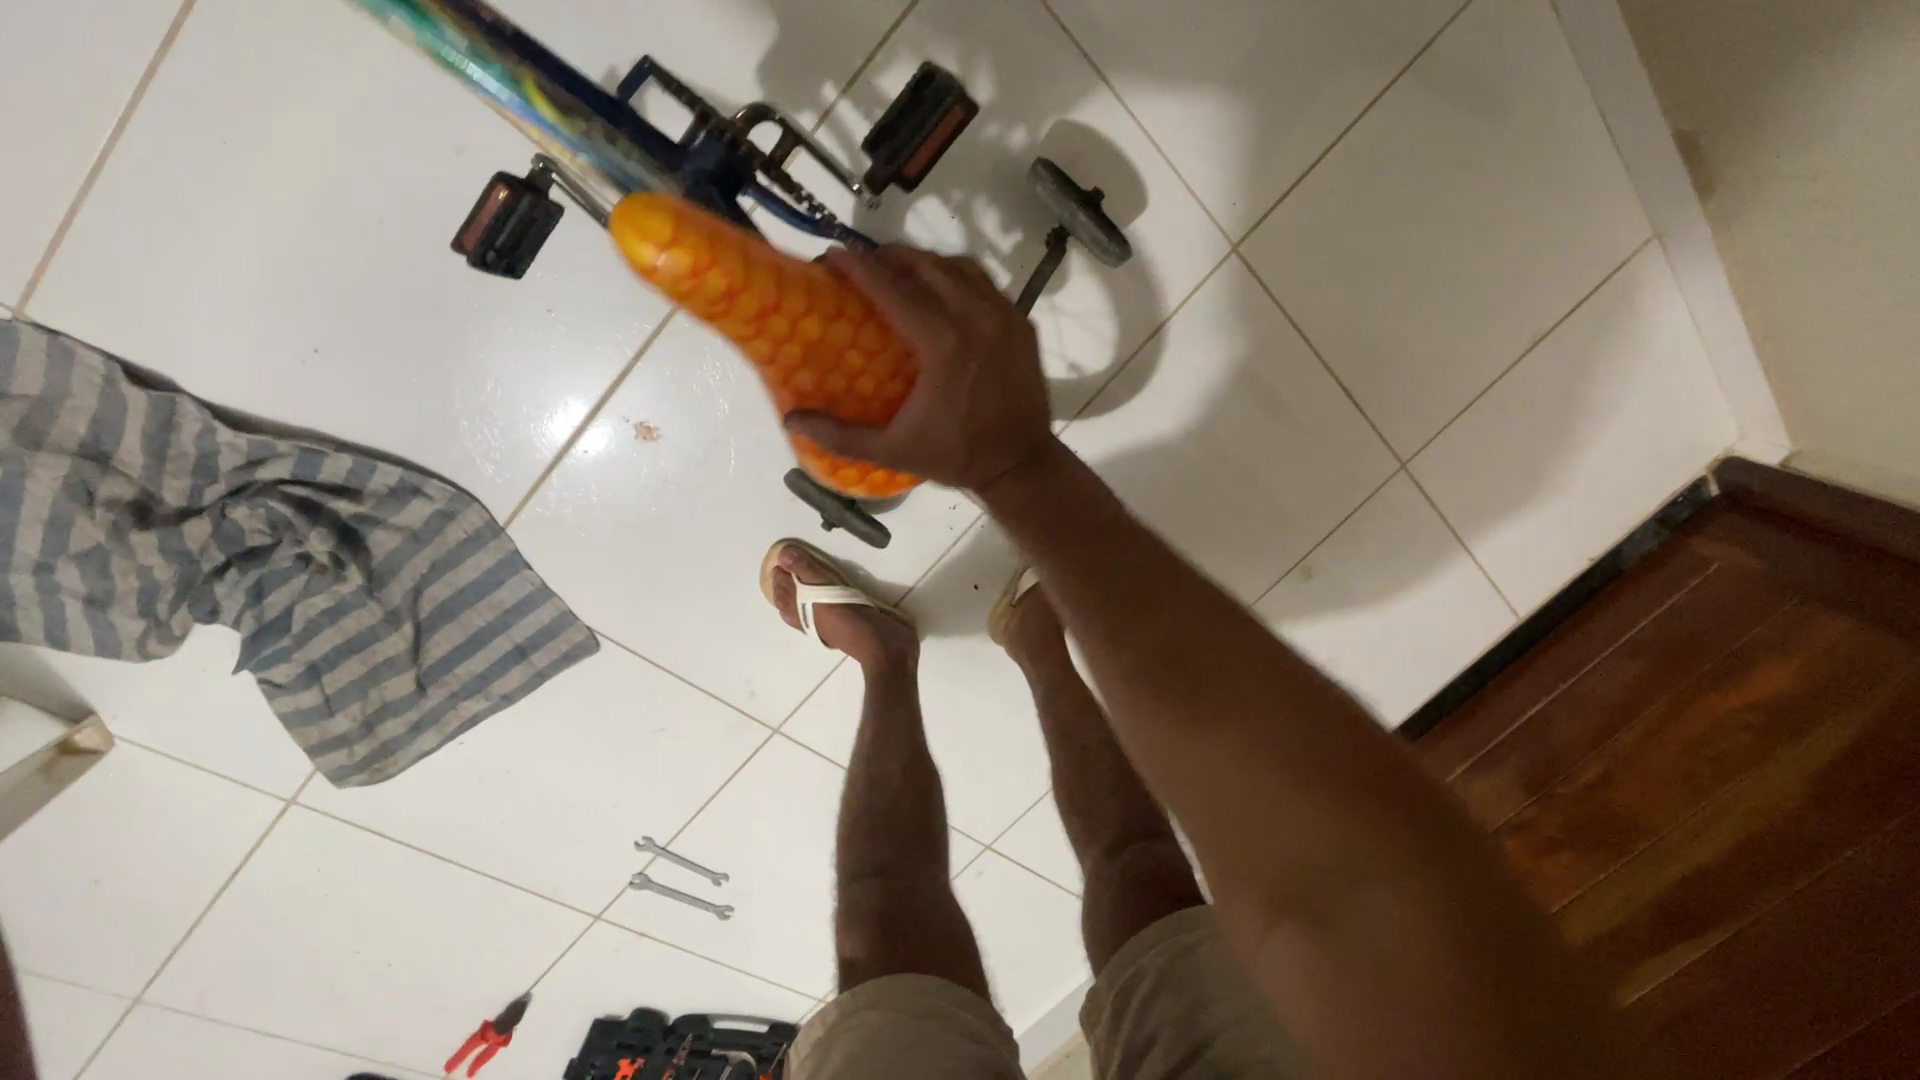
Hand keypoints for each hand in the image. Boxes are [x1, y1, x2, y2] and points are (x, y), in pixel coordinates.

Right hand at [784, 245, 1058, 492]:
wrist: (1021, 464)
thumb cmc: (956, 456)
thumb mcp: (894, 450)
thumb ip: (840, 435)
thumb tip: (791, 420)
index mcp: (941, 343)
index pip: (891, 288)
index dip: (858, 267)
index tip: (833, 256)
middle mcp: (974, 317)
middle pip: (924, 265)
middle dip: (889, 257)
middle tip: (864, 263)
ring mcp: (1004, 316)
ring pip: (958, 267)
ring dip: (925, 262)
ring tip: (902, 271)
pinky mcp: (1021, 323)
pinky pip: (985, 284)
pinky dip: (959, 277)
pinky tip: (944, 290)